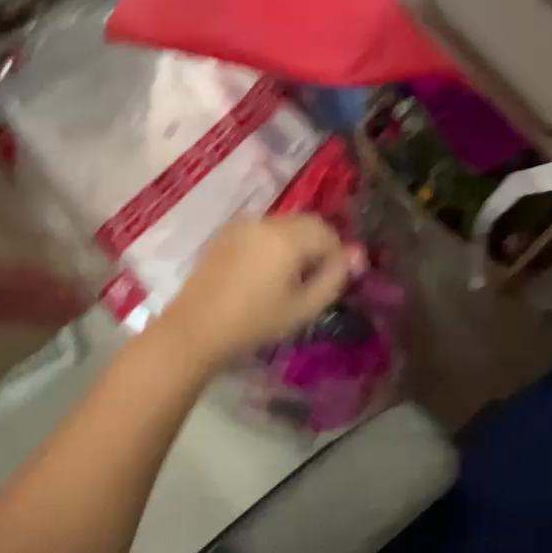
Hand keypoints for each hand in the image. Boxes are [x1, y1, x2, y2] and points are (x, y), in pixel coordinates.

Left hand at [154, 215, 361, 367]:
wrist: (194, 330)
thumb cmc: (254, 323)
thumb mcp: (303, 308)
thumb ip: (334, 278)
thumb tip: (356, 255)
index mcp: (287, 238)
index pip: (328, 233)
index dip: (339, 254)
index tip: (337, 280)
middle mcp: (267, 222)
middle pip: (307, 223)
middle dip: (319, 245)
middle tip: (316, 279)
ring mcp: (244, 225)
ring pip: (285, 224)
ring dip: (297, 242)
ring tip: (291, 278)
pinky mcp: (227, 233)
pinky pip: (263, 230)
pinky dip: (274, 243)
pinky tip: (265, 273)